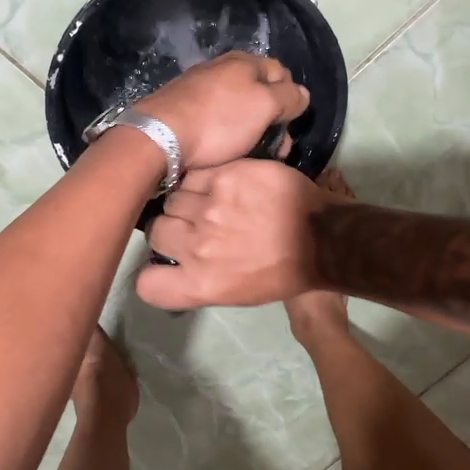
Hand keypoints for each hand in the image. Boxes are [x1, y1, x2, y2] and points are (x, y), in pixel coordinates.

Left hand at [134, 51, 309, 169]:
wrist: (158, 137)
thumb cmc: (218, 121)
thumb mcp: (264, 106)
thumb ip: (289, 97)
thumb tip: (302, 94)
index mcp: (244, 61)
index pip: (281, 73)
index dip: (290, 99)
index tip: (288, 127)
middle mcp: (221, 68)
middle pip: (259, 91)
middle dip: (271, 119)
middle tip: (274, 148)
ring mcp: (198, 87)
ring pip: (237, 107)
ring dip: (249, 129)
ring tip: (250, 153)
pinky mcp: (182, 107)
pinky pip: (215, 118)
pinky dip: (225, 132)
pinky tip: (221, 149)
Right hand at [135, 159, 338, 308]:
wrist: (322, 237)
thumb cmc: (281, 271)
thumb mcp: (235, 293)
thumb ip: (196, 280)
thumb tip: (171, 263)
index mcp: (200, 283)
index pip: (146, 283)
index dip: (154, 273)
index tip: (169, 263)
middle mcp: (198, 246)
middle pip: (157, 231)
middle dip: (172, 228)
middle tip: (196, 226)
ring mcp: (210, 207)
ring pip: (173, 199)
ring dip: (187, 202)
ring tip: (211, 203)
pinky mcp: (224, 176)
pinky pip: (193, 176)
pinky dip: (202, 181)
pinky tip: (221, 186)